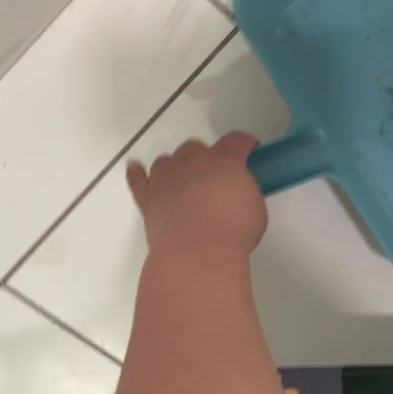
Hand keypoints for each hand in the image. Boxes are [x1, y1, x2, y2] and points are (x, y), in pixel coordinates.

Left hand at [126, 133, 267, 257]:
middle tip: (216, 174)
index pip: (234, 141)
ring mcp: (165, 179)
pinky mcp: (147, 198)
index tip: (249, 148)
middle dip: (205, 156)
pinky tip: (137, 169)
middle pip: (195, 147)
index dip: (243, 143)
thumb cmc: (234, 231)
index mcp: (223, 163)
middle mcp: (192, 164)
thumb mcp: (255, 207)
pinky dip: (138, 173)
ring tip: (184, 178)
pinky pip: (137, 179)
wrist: (197, 252)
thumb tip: (236, 191)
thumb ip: (244, 191)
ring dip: (176, 165)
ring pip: (166, 160)